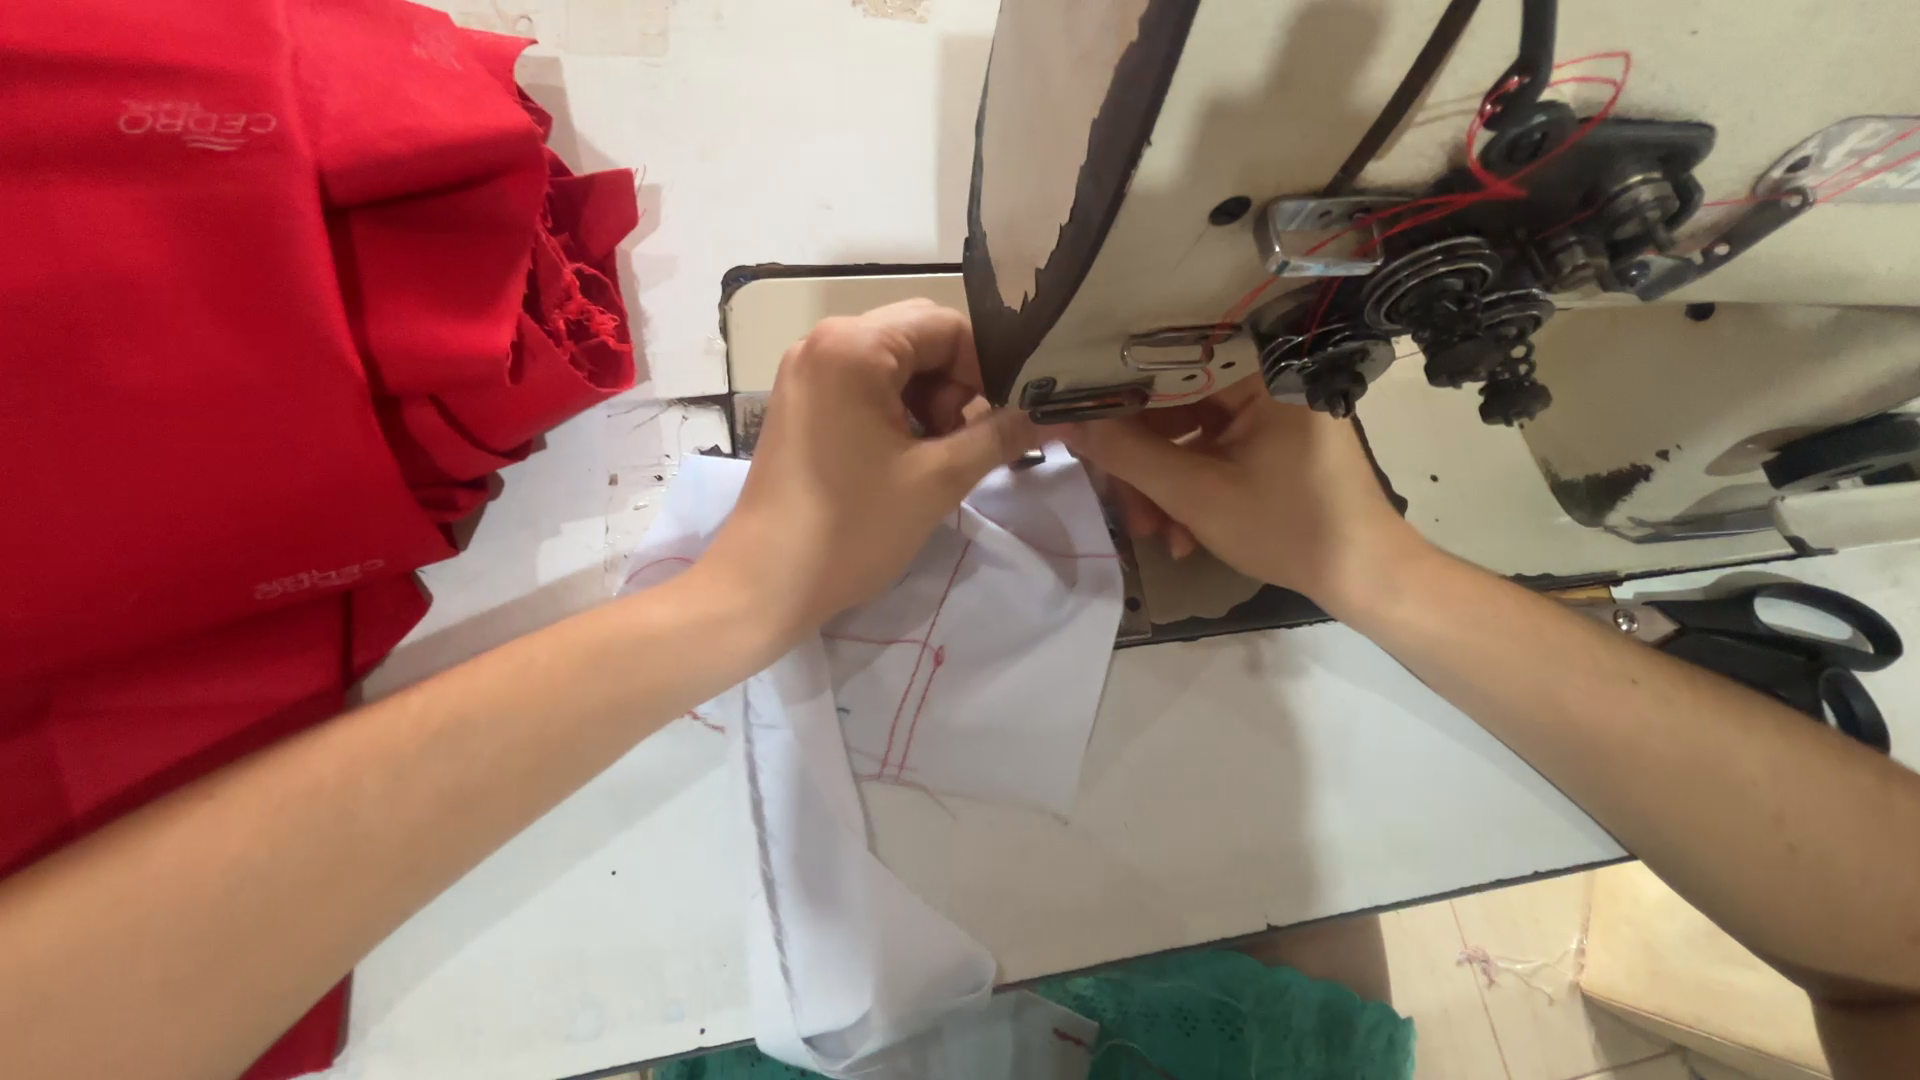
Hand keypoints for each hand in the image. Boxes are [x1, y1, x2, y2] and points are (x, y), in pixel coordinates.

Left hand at [698, 300, 1037, 637]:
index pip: (947, 326)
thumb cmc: (852, 529)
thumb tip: (1049, 414)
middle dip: (956, 386)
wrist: (766, 584)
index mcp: (854, 346)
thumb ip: (999, 436)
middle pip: (918, 339)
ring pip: (893, 365)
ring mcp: (806, 372)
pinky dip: (897, 412)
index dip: (987, 367)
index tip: (1005, 416)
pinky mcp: (801, 403)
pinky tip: (905, 458)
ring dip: (929, 401)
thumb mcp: (938, 480)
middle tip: (966, 440)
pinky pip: (864, 387)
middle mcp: (823, 343)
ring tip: (935, 456)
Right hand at [1063, 377, 1429, 616]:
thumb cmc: (1289, 528)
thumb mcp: (1197, 494)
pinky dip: (1190, 490)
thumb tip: (1067, 423)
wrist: (1364, 577)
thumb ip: (1127, 455)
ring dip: (1161, 486)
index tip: (1080, 426)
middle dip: (1142, 463)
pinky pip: (1211, 453)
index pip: (1167, 365)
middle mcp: (1266, 380)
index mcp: (1262, 372)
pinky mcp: (1269, 443)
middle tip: (1122, 506)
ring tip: (1154, 533)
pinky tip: (1182, 534)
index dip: (1116, 396)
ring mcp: (1268, 414)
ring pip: (1187, 435)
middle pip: (1174, 406)